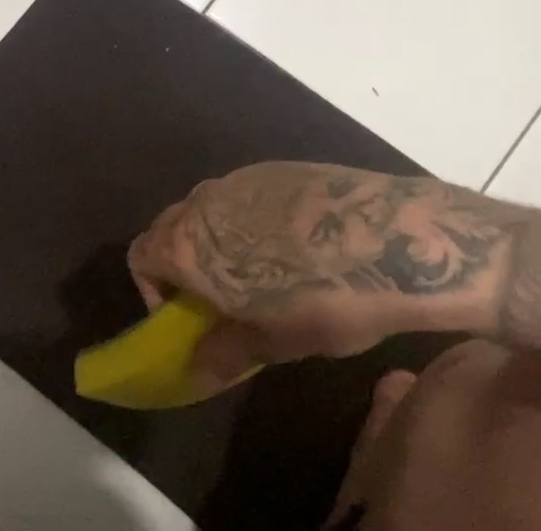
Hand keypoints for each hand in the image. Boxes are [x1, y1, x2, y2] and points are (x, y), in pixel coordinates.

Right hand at [127, 163, 514, 381]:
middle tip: (218, 298)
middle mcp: (202, 203)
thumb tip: (193, 370)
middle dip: (181, 264)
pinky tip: (294, 245)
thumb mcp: (274, 342)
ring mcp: (239, 180)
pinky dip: (248, 221)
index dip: (152, 291)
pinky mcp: (276, 169)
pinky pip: (243, 197)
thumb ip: (223, 354)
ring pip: (207, 211)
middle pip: (168, 230)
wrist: (400, 241)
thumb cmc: (326, 300)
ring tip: (259, 272)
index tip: (185, 315)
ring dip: (215, 241)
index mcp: (187, 245)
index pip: (139, 258)